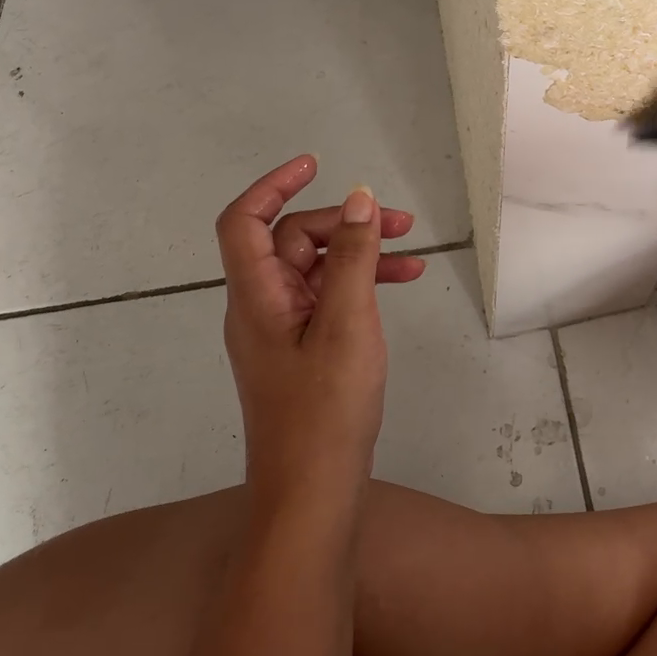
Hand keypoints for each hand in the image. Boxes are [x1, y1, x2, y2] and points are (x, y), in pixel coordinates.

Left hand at [214, 155, 425, 507]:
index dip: (273, 186)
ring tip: (412, 254)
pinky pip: (326, 300)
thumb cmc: (326, 406)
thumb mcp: (347, 322)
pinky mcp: (301, 352)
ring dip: (359, 253)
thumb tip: (357, 198)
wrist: (314, 490)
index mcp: (256, 297)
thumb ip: (351, 257)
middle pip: (290, 242)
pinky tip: (399, 286)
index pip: (244, 222)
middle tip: (400, 223)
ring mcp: (280, 332)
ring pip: (315, 270)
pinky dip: (360, 285)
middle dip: (342, 223)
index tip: (315, 164)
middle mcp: (260, 308)